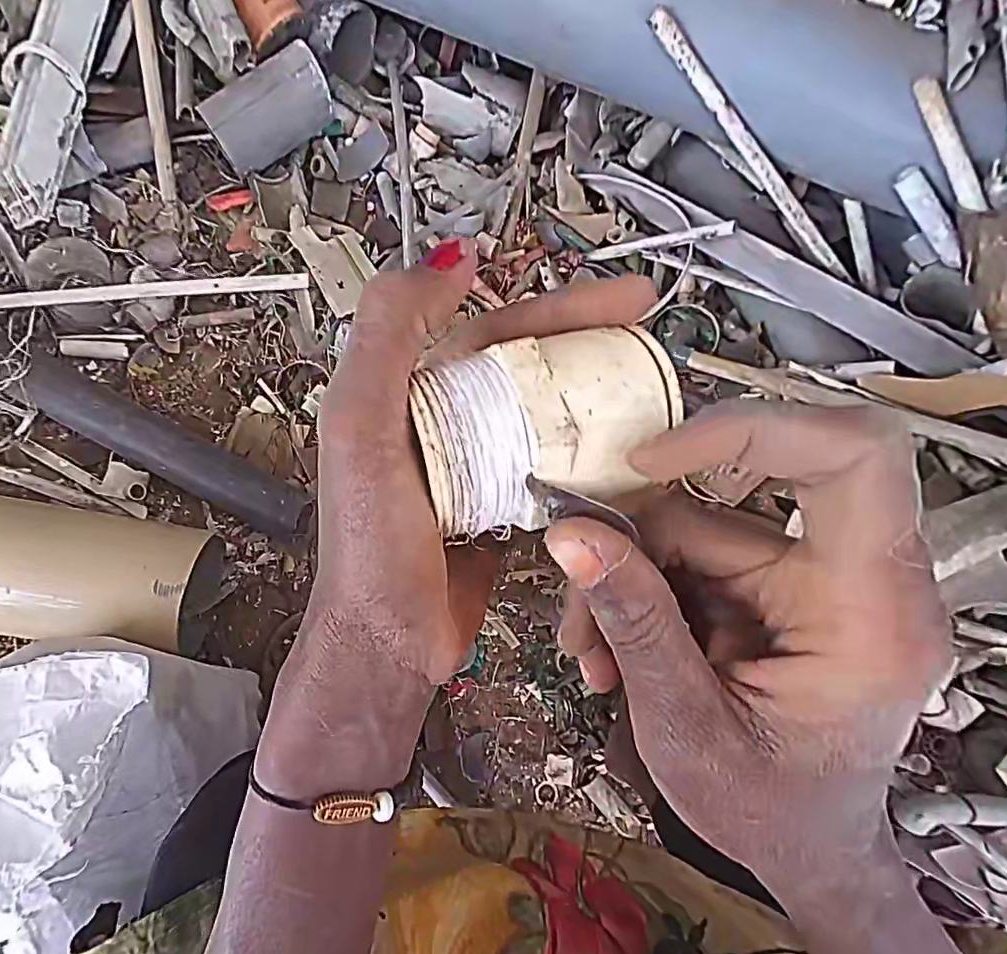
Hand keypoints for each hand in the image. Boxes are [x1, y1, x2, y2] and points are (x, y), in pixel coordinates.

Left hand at [261, 240, 654, 796]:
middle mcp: (438, 427)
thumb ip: (387, 337)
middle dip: (582, 339)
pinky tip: (622, 447)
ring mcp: (474, 470)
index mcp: (402, 398)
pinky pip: (549, 471)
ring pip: (540, 416)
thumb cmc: (368, 543)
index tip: (603, 294)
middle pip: (521, 368)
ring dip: (590, 395)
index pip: (482, 332)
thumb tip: (446, 262)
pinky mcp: (500, 512)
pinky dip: (583, 455)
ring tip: (647, 380)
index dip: (545, 307)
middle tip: (644, 321)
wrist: (389, 638)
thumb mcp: (360, 427)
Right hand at [547, 401, 950, 880]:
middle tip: (583, 597)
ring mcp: (807, 583)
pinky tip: (614, 647)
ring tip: (592, 650)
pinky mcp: (770, 591)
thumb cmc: (770, 811)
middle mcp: (852, 580)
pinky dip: (639, 594)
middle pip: (727, 500)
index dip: (748, 431)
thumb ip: (634, 622)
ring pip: (689, 531)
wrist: (802, 850)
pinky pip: (686, 560)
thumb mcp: (686, 722)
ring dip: (624, 581)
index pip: (852, 458)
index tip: (645, 464)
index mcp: (872, 611)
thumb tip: (573, 536)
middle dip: (637, 541)